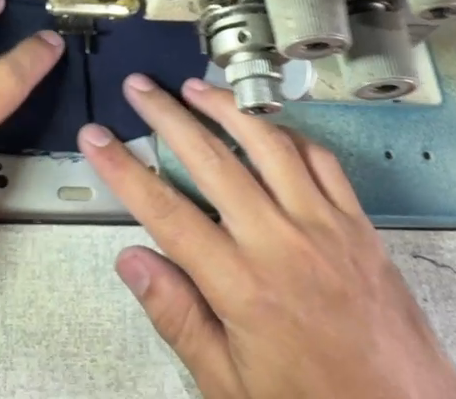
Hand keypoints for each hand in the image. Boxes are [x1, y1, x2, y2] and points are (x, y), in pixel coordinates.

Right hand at [79, 74, 455, 398]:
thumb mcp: (231, 384)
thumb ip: (179, 317)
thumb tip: (132, 261)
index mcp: (242, 286)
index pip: (166, 211)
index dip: (124, 169)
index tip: (97, 138)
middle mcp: (281, 242)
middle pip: (211, 159)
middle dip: (167, 116)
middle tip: (139, 87)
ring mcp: (323, 225)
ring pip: (266, 144)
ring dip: (225, 108)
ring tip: (193, 86)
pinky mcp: (357, 223)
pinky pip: (320, 160)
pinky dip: (288, 134)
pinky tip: (267, 125)